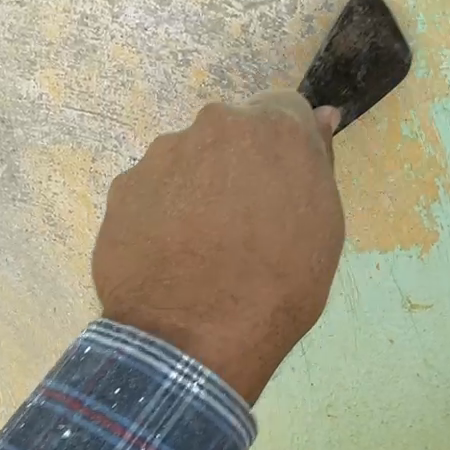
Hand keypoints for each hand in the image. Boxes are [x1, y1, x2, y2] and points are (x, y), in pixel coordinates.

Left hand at [92, 92, 344, 402]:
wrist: (196, 337)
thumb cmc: (281, 285)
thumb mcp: (325, 227)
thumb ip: (317, 163)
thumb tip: (320, 118)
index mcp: (274, 128)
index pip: (286, 112)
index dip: (287, 151)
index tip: (286, 186)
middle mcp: (215, 125)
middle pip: (234, 134)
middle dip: (241, 166)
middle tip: (246, 224)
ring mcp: (162, 154)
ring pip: (190, 161)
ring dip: (199, 188)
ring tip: (202, 247)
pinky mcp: (124, 188)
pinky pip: (154, 192)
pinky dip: (164, 213)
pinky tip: (171, 255)